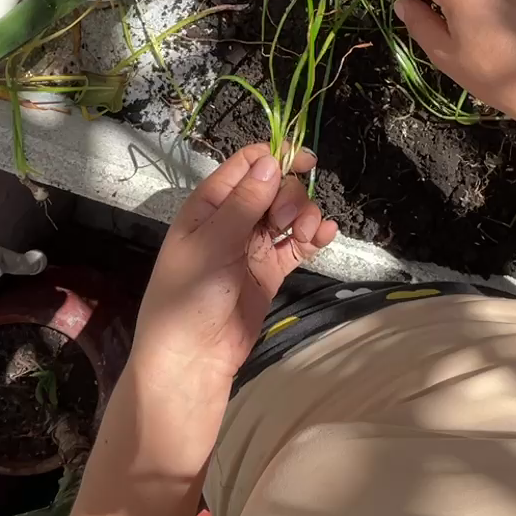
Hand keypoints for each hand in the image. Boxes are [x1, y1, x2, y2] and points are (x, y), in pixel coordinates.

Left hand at [130, 144, 337, 385]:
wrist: (193, 359)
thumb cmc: (189, 296)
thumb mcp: (213, 244)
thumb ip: (244, 203)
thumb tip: (272, 161)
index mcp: (211, 204)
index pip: (247, 164)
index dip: (277, 156)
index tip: (306, 162)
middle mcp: (235, 218)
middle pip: (276, 186)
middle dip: (290, 196)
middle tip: (283, 222)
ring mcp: (255, 244)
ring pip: (290, 212)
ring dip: (305, 215)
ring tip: (306, 234)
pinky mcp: (272, 269)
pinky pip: (298, 243)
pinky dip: (315, 236)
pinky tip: (325, 236)